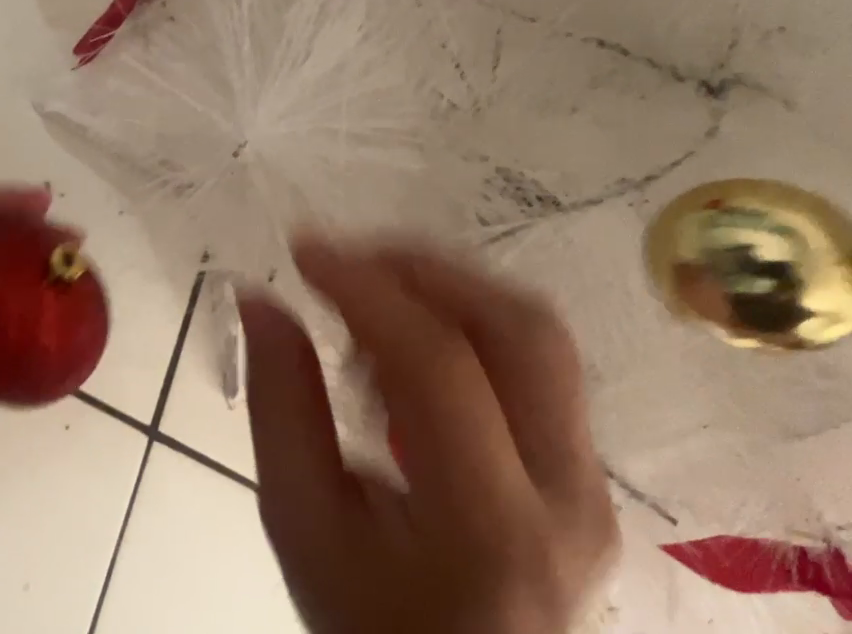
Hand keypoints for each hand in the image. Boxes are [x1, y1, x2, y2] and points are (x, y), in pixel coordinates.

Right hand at [240, 239, 618, 633]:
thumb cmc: (363, 615)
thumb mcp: (300, 521)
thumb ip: (279, 406)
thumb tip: (260, 298)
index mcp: (490, 524)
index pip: (439, 368)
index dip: (366, 290)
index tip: (301, 252)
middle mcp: (568, 495)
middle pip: (522, 331)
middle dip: (423, 270)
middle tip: (343, 259)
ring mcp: (592, 484)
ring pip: (538, 337)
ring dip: (446, 290)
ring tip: (363, 297)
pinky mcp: (587, 474)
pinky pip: (532, 366)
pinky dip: (462, 327)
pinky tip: (399, 347)